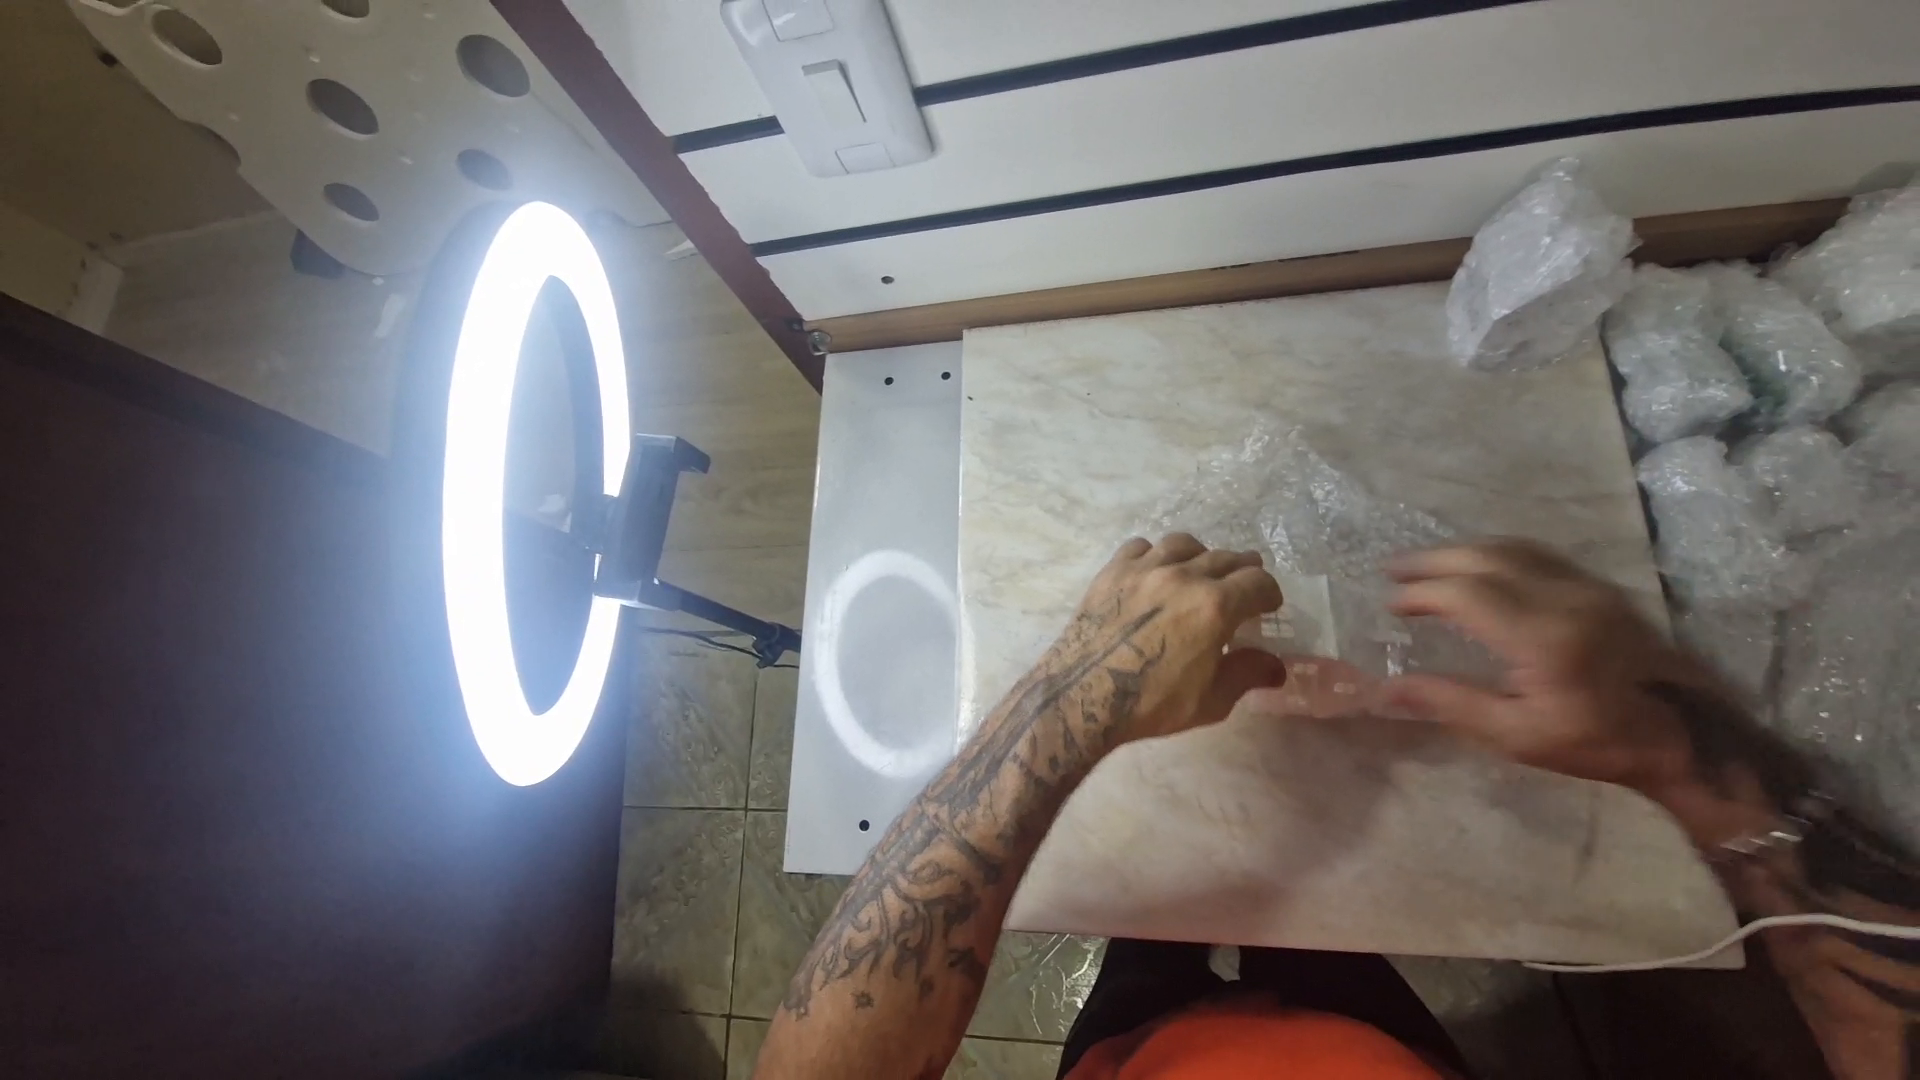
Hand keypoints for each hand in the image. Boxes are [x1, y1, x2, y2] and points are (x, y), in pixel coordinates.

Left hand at [1049, 534, 1287, 745]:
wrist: (1083, 695)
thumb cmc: (1152, 704)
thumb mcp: (1211, 701)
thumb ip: (1246, 674)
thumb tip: (1275, 666)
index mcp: (1214, 606)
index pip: (1257, 582)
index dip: (1269, 593)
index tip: (1267, 605)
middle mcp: (1182, 576)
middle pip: (1224, 558)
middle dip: (1241, 572)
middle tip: (1242, 584)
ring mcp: (1143, 568)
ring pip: (1182, 544)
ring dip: (1200, 555)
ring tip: (1201, 570)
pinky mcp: (1112, 571)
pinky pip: (1140, 547)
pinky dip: (1155, 554)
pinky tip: (1155, 570)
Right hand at [1379, 539, 1699, 792]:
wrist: (1694, 741)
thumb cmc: (1597, 743)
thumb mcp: (1515, 736)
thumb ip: (1449, 703)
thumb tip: (1384, 688)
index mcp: (1544, 637)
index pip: (1466, 594)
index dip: (1421, 593)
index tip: (1392, 605)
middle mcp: (1567, 600)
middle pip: (1486, 558)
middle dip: (1433, 560)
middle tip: (1394, 570)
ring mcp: (1590, 589)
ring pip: (1512, 549)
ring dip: (1461, 552)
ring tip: (1427, 565)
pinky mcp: (1603, 589)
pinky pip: (1537, 555)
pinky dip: (1494, 555)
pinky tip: (1477, 568)